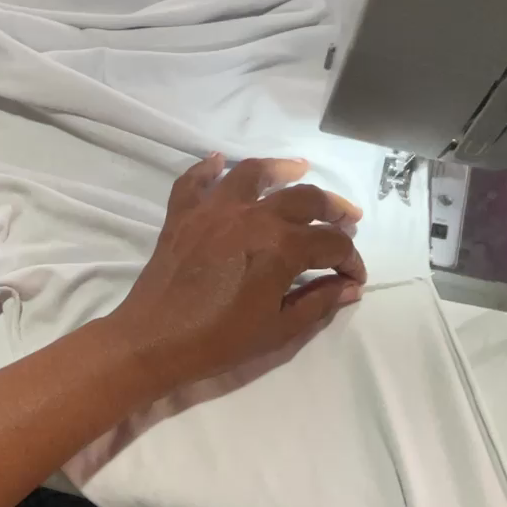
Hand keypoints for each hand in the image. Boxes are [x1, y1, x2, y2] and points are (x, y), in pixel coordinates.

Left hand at [105, 154, 365, 385]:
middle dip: (332, 209)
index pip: (332, 243)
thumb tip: (349, 287)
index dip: (350, 260)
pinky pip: (194, 181)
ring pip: (252, 173)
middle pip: (304, 198)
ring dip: (280, 169)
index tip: (353, 278)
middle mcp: (251, 217)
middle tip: (345, 220)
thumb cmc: (218, 342)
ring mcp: (212, 211)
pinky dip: (207, 169)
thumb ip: (317, 303)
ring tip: (297, 169)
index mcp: (281, 246)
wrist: (152, 343)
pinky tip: (219, 162)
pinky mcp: (181, 217)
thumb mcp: (277, 331)